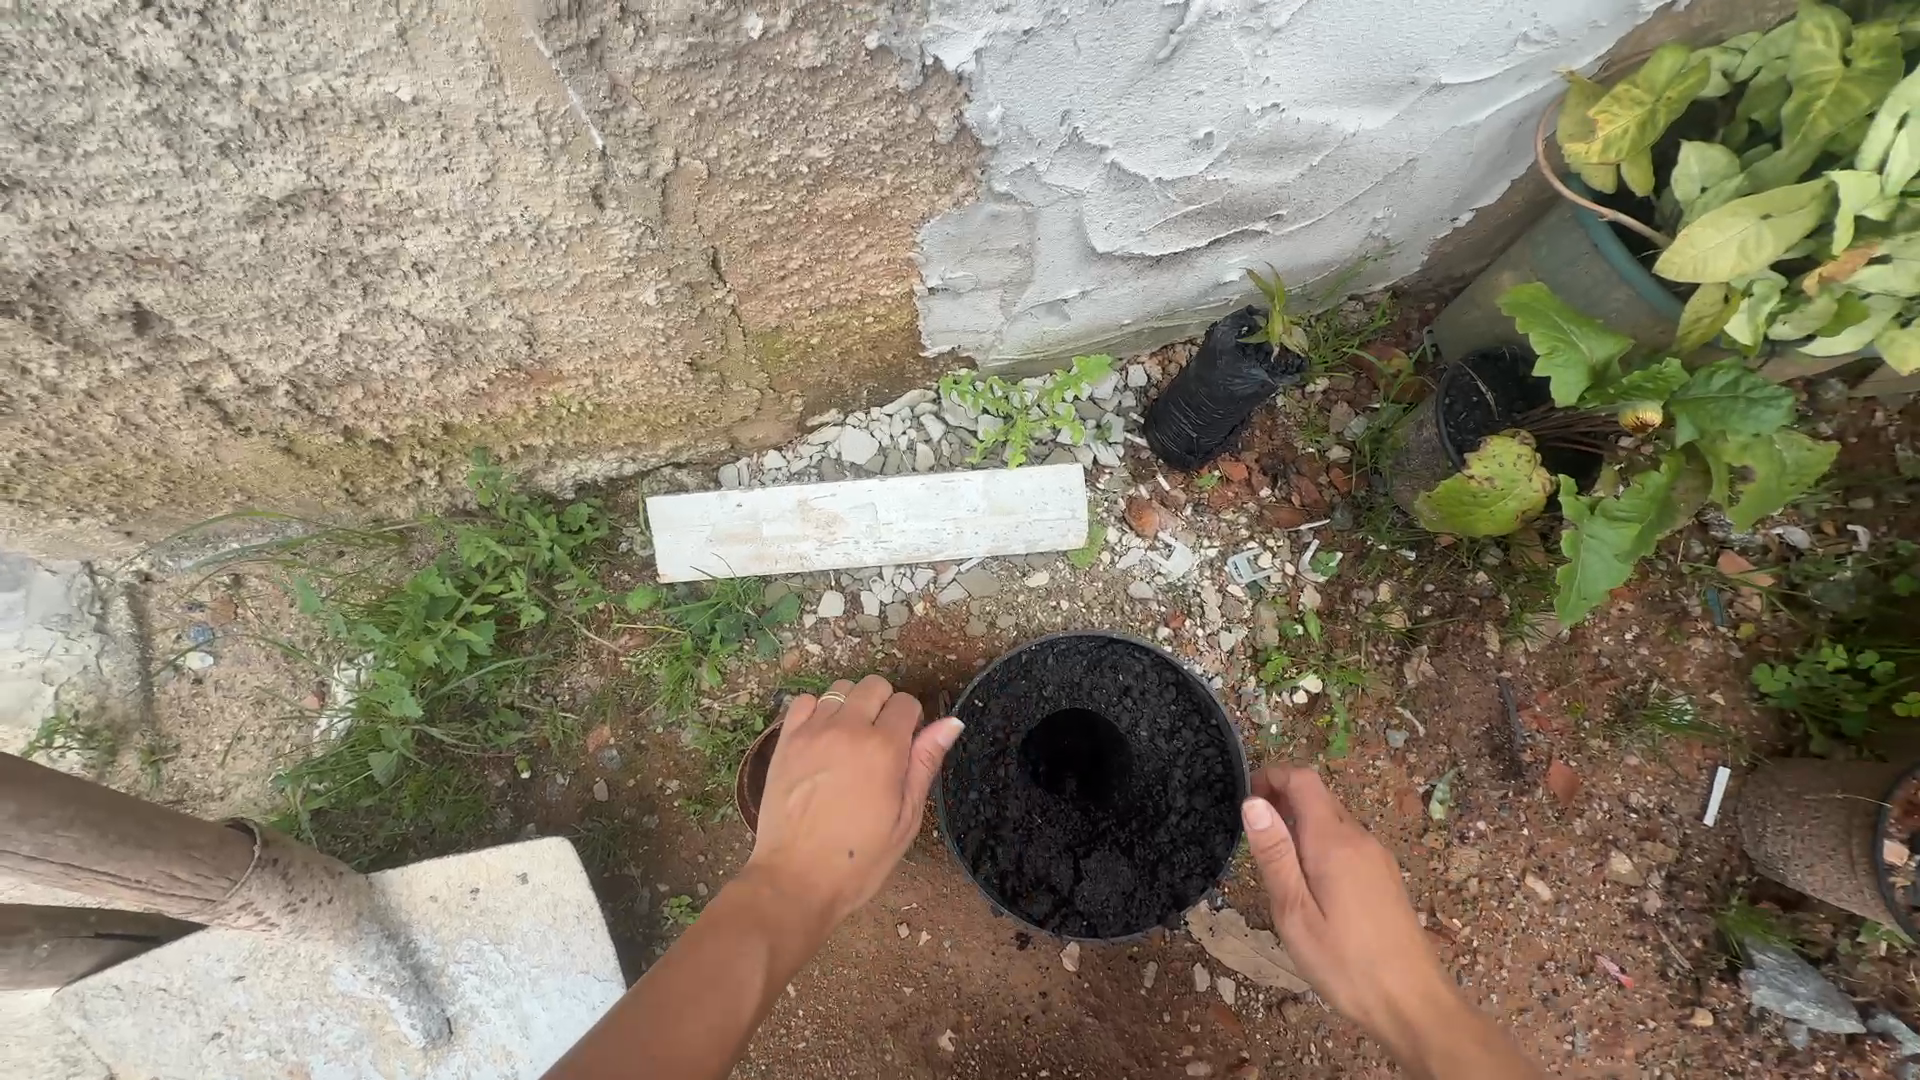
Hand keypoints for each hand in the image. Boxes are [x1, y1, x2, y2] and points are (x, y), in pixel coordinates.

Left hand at [744, 675, 963, 928]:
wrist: (795, 880)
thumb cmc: (859, 858)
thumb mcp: (906, 817)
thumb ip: (926, 762)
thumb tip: (952, 721)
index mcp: (885, 747)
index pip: (907, 703)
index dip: (912, 723)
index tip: (904, 749)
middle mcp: (849, 728)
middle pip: (874, 685)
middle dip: (884, 706)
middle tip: (879, 742)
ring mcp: (813, 731)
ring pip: (840, 688)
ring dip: (851, 705)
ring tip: (849, 739)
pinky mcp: (786, 740)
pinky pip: (805, 701)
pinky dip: (817, 711)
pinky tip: (821, 738)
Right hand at [1241, 765, 1452, 1043]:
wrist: (1415, 1008)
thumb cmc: (1345, 962)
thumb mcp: (1294, 911)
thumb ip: (1274, 853)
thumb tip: (1252, 802)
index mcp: (1334, 841)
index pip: (1303, 779)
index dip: (1272, 776)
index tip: (1247, 801)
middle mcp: (1360, 838)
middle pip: (1318, 794)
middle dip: (1282, 799)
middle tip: (1256, 837)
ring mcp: (1377, 856)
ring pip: (1333, 817)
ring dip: (1300, 822)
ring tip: (1279, 864)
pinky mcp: (1385, 876)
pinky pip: (1347, 840)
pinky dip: (1320, 842)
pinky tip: (1311, 883)